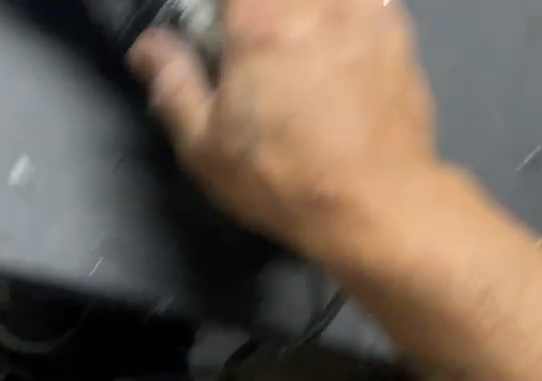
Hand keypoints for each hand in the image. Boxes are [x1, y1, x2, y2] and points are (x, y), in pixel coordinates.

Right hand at [128, 0, 439, 266]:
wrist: (368, 200)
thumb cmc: (277, 179)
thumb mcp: (203, 148)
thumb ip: (173, 85)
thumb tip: (146, 46)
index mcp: (259, 25)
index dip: (213, 10)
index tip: (209, 34)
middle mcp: (315, 3)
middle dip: (250, 15)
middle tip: (242, 54)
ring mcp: (362, 8)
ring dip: (295, 17)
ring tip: (287, 59)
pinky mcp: (395, 27)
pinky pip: (360, 0)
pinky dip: (337, 14)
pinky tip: (329, 50)